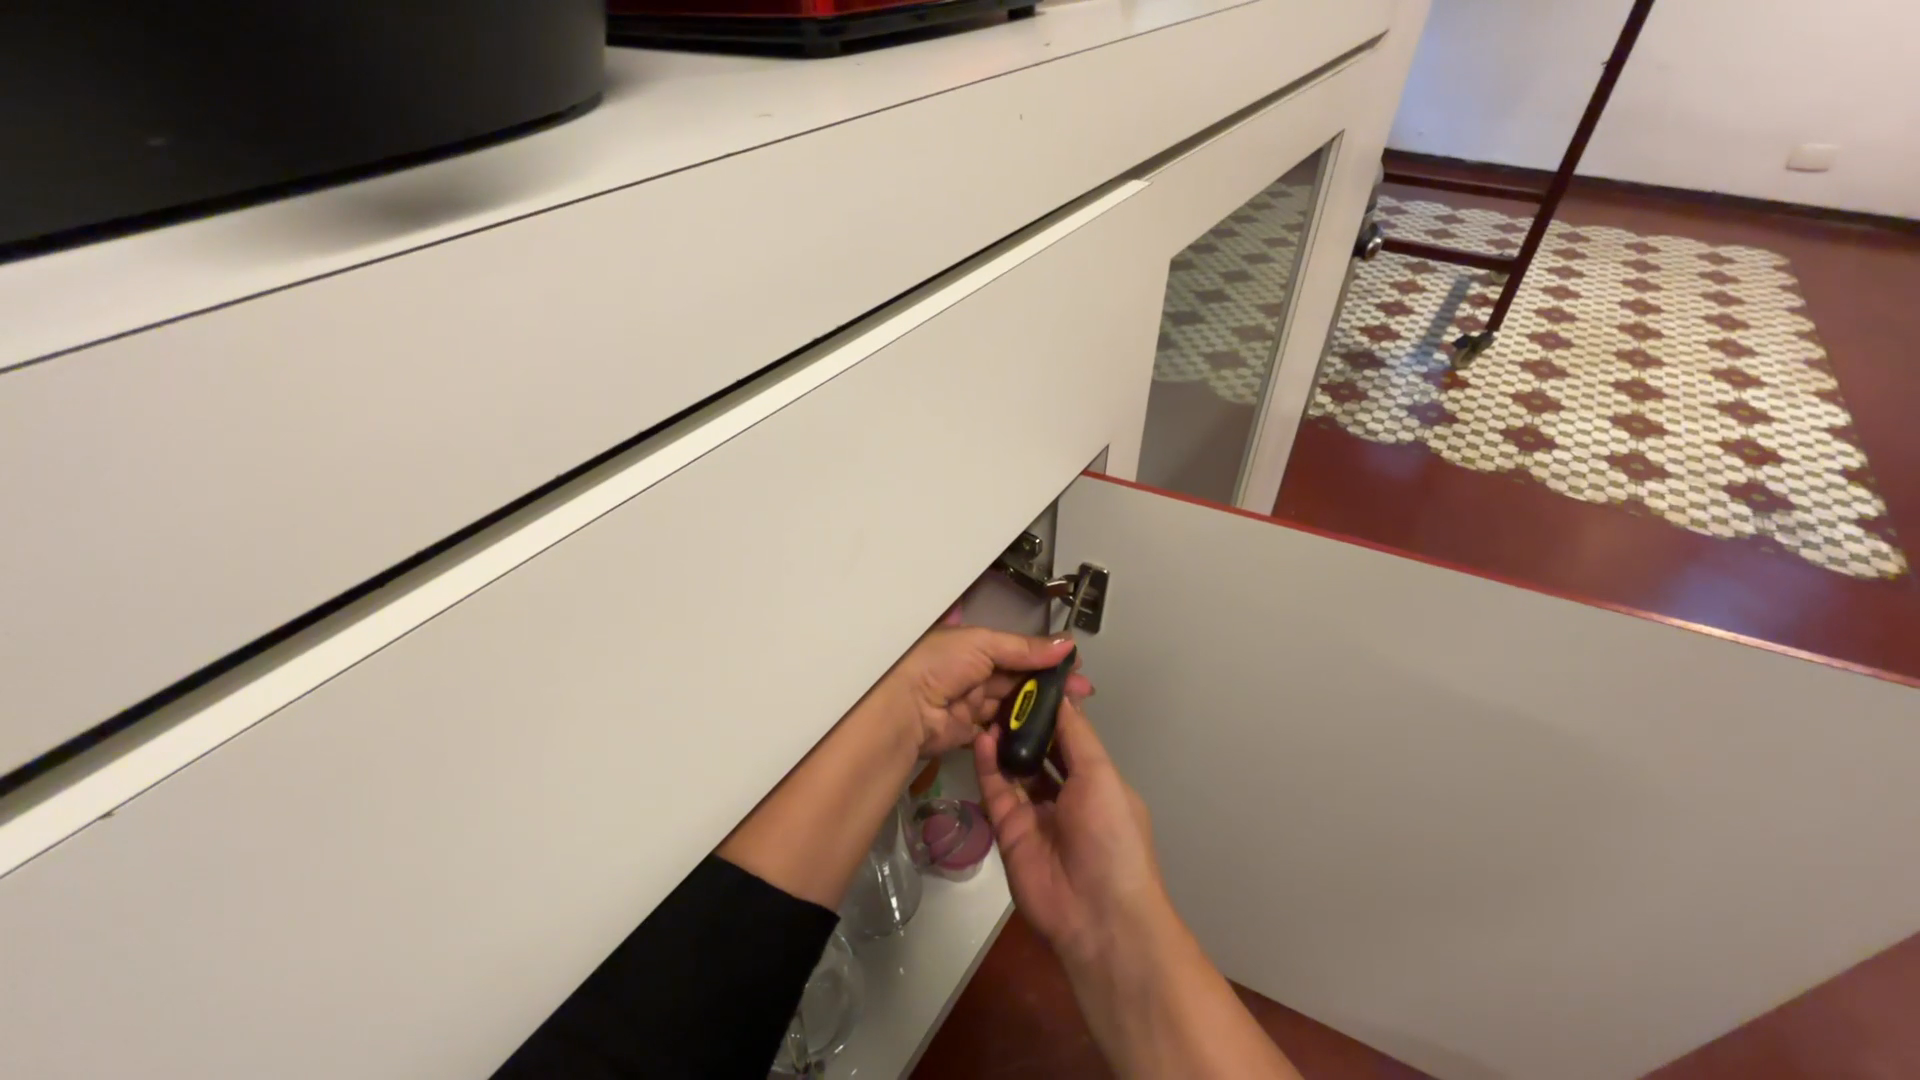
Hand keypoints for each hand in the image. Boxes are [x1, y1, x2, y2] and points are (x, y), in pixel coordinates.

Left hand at [878, 626, 1093, 759]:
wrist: (904, 708)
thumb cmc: (939, 664)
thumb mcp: (982, 644)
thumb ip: (1025, 647)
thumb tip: (1067, 643)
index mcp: (970, 645)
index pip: (1015, 649)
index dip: (1044, 657)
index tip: (1075, 664)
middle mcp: (970, 672)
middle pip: (1017, 678)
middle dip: (1049, 684)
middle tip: (1083, 691)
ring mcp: (969, 703)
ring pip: (1011, 704)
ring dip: (1039, 707)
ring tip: (1071, 710)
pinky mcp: (968, 732)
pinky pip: (998, 730)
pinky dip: (1018, 730)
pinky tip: (1045, 729)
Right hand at [974, 699, 1169, 968]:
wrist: (1097, 915)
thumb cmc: (1112, 837)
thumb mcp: (1102, 777)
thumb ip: (1076, 736)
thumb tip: (1064, 696)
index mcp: (1097, 783)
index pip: (1071, 738)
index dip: (1054, 711)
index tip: (1033, 678)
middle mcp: (1066, 796)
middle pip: (1040, 751)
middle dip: (1024, 723)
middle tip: (1001, 688)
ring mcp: (1035, 814)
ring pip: (1015, 769)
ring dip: (1005, 740)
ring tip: (987, 707)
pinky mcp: (1008, 831)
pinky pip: (996, 791)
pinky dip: (988, 765)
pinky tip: (982, 737)